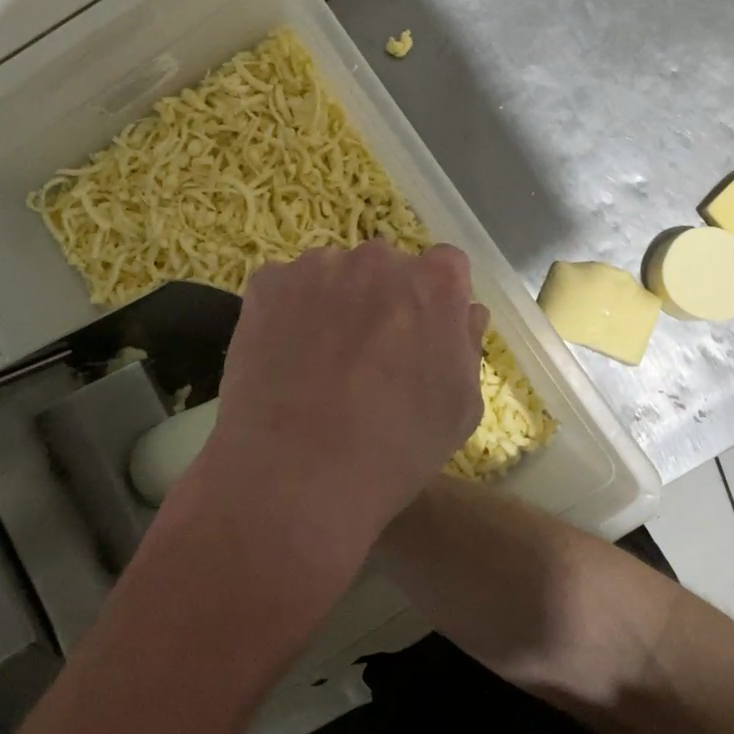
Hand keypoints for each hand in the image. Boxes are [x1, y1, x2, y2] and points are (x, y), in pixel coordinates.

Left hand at [200, 240, 488, 539]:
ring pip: (332, 275)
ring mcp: (316, 267)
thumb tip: (463, 311)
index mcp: (434, 283)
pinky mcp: (268, 283)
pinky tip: (284, 358)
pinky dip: (288, 312)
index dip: (432, 303)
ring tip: (319, 362)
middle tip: (366, 355)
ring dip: (333, 303)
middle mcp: (377, 259)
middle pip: (385, 268)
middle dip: (381, 300)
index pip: (445, 268)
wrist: (296, 474)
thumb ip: (466, 343)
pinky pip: (286, 287)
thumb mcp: (461, 407)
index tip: (418, 337)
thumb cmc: (395, 449)